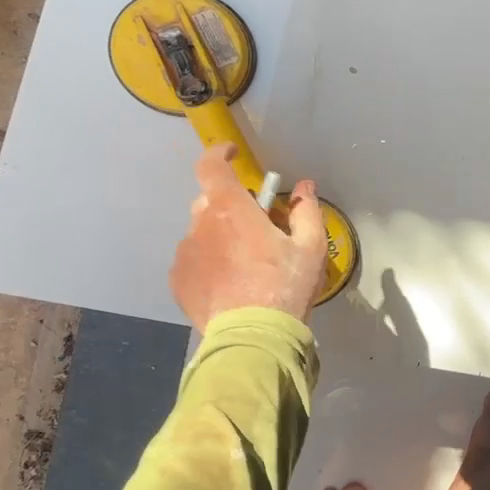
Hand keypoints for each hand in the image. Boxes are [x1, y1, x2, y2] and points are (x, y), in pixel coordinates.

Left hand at [171, 144, 327, 329]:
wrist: (253, 336)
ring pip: (203, 233)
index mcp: (230, 209)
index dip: (219, 154)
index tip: (231, 154)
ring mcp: (185, 254)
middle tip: (257, 228)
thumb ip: (306, 210)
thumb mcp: (311, 247)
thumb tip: (304, 187)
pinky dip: (211, 263)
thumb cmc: (285, 285)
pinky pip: (194, 261)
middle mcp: (199, 225)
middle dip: (231, 206)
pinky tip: (232, 284)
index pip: (211, 167)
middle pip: (210, 202)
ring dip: (221, 237)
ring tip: (246, 265)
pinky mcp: (178, 280)